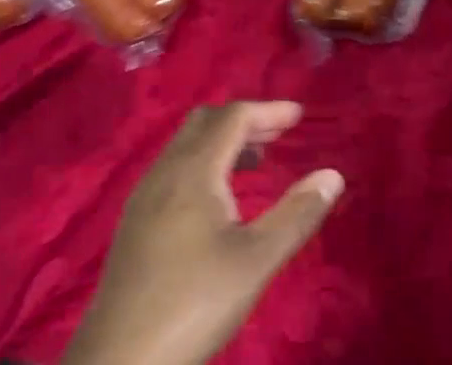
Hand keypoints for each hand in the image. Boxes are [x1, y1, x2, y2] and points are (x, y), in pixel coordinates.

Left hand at [62, 102, 343, 364]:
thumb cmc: (194, 302)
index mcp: (193, 171)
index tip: (300, 116)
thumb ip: (296, 214)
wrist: (119, 359)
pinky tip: (216, 201)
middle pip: (204, 123)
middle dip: (243, 120)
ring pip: (184, 147)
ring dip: (221, 143)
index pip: (232, 118)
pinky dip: (202, 164)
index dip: (268, 111)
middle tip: (279, 135)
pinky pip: (172, 170)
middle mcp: (163, 173)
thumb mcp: (256, 261)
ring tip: (255, 163)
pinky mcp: (134, 224)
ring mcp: (143, 198)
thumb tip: (332, 175)